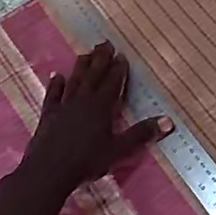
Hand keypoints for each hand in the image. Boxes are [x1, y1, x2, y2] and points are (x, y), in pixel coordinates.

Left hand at [15, 42, 170, 202]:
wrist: (48, 171)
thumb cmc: (87, 161)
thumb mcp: (119, 150)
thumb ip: (141, 134)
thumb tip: (168, 121)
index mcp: (101, 107)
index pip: (112, 82)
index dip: (118, 69)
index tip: (121, 55)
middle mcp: (82, 101)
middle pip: (93, 75)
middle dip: (100, 59)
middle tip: (105, 43)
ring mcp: (63, 106)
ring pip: (74, 80)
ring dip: (81, 66)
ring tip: (86, 53)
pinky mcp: (48, 115)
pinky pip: (53, 95)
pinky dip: (56, 84)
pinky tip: (57, 76)